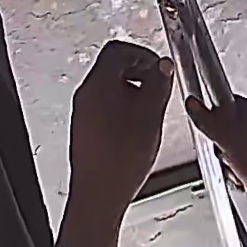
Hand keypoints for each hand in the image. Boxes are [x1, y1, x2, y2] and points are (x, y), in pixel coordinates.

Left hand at [68, 40, 174, 212]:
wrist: (98, 196)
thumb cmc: (120, 158)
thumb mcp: (150, 114)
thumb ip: (158, 84)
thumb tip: (163, 67)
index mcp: (100, 83)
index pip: (118, 49)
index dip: (142, 53)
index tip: (158, 65)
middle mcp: (87, 93)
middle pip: (111, 65)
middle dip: (137, 69)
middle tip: (156, 82)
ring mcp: (83, 111)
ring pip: (108, 85)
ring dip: (131, 87)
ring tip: (149, 105)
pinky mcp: (84, 128)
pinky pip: (103, 104)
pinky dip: (121, 104)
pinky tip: (135, 123)